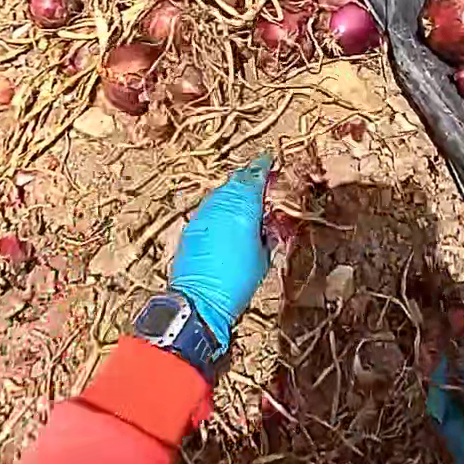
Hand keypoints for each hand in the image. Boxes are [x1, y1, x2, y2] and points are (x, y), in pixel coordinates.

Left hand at [169, 153, 271, 351]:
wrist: (199, 301)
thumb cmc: (237, 281)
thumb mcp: (265, 254)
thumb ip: (268, 230)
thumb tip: (269, 219)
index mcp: (243, 208)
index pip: (255, 177)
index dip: (264, 167)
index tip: (271, 161)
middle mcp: (221, 205)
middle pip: (236, 180)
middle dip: (249, 177)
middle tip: (262, 177)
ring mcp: (204, 214)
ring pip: (222, 192)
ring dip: (234, 190)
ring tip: (246, 196)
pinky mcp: (192, 226)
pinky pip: (211, 206)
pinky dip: (222, 204)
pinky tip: (228, 214)